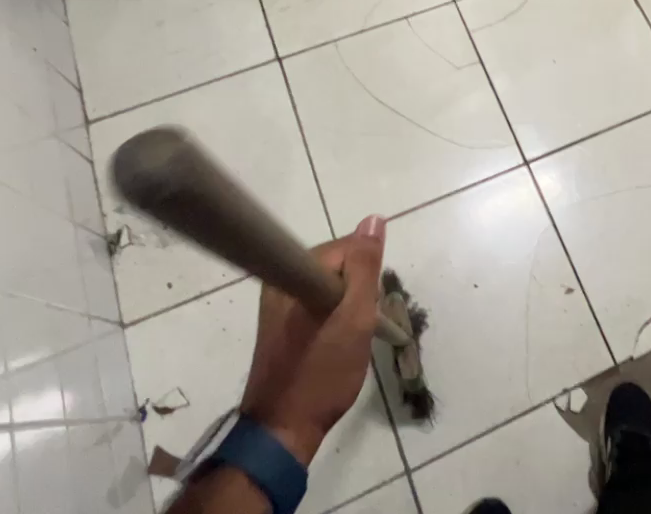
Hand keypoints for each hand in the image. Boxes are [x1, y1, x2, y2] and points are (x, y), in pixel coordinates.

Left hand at [239, 215, 386, 464]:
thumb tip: (373, 219)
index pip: (344, 248)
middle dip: (357, 290)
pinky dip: (333, 316)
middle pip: (336, 264)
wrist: (283, 430)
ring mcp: (276, 302)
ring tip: (351, 338)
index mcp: (292, 274)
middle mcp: (279, 280)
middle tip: (363, 326)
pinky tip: (337, 342)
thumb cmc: (322, 374)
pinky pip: (316, 301)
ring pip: (328, 285)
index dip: (365, 274)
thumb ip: (365, 267)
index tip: (369, 306)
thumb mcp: (354, 319)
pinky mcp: (279, 322)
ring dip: (348, 306)